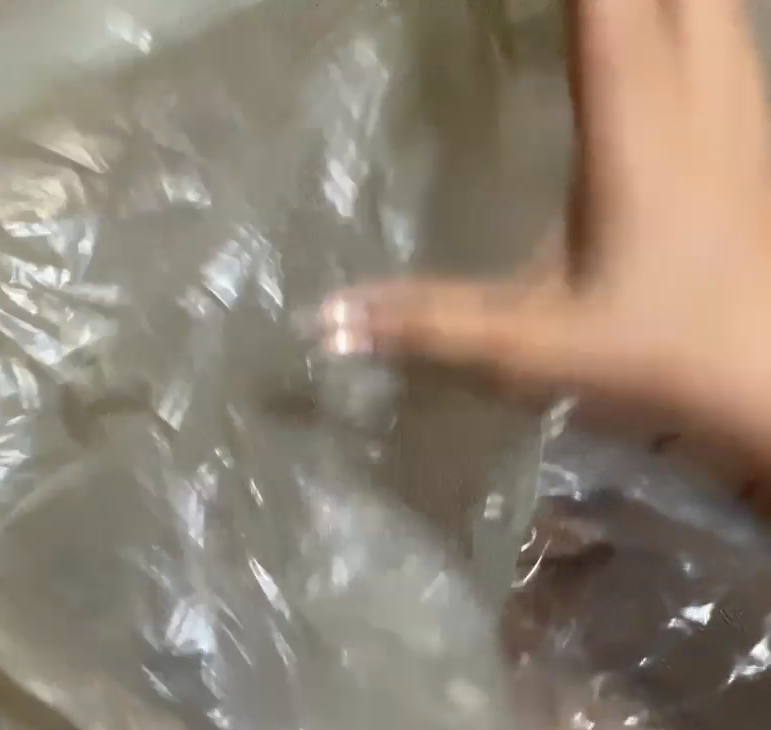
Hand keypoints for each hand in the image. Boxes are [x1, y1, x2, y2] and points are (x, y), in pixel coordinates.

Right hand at [323, 0, 770, 453]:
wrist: (769, 379)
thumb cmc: (648, 354)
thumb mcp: (518, 345)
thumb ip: (417, 324)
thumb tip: (317, 321)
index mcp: (638, 145)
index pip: (612, 28)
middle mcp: (702, 111)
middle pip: (687, 0)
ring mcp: (738, 121)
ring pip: (722, 13)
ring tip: (606, 5)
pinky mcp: (746, 142)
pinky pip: (726, 45)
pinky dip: (691, 20)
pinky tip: (672, 29)